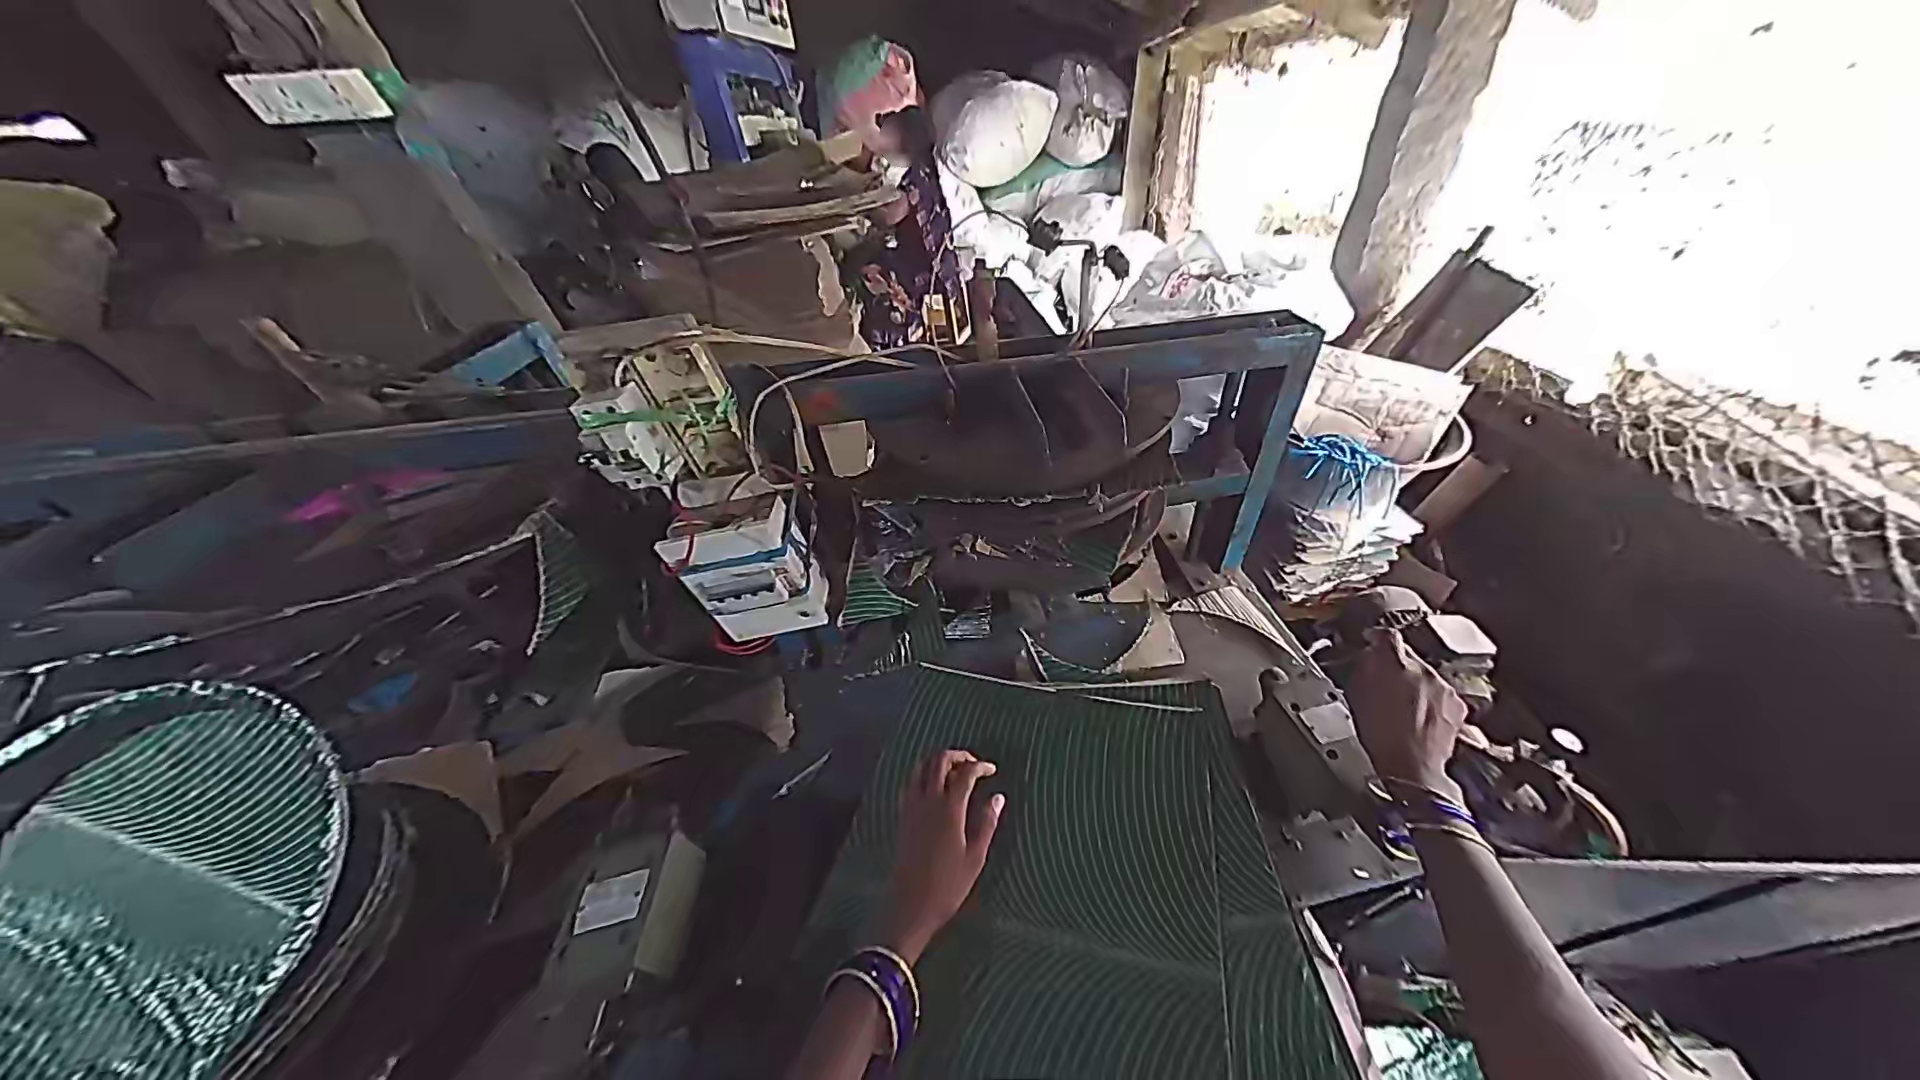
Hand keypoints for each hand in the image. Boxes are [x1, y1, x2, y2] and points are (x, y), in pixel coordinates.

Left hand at [877, 749, 1004, 961]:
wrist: (910, 905)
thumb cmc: (947, 885)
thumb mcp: (975, 857)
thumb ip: (986, 823)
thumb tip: (998, 797)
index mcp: (949, 809)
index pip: (965, 773)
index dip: (980, 766)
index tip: (991, 770)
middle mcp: (928, 801)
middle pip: (938, 761)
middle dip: (957, 755)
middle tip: (973, 763)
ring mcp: (911, 806)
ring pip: (921, 767)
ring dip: (938, 761)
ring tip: (955, 770)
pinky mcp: (902, 815)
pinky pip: (911, 781)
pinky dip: (924, 774)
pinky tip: (935, 786)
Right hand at [1347, 628, 1467, 794]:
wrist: (1412, 767)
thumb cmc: (1381, 735)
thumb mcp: (1357, 695)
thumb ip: (1365, 668)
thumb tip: (1371, 656)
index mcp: (1395, 664)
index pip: (1386, 635)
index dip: (1376, 637)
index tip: (1372, 640)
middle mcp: (1425, 671)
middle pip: (1408, 655)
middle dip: (1395, 665)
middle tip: (1382, 680)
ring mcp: (1444, 688)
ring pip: (1426, 674)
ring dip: (1414, 681)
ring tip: (1399, 702)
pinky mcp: (1457, 704)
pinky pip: (1440, 691)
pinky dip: (1429, 697)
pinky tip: (1416, 714)